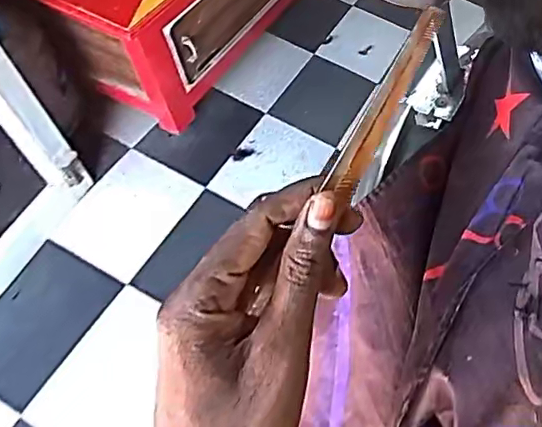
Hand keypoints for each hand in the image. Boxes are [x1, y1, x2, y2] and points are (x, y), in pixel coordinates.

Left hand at [156, 180, 360, 426]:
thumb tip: (323, 207)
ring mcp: (201, 314)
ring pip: (259, 258)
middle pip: (256, 235)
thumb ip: (302, 270)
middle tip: (349, 225)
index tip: (342, 193)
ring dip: (302, 256)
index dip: (303, 198)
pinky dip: (290, 281)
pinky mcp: (214, 330)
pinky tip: (315, 292)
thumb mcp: (281, 347)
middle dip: (306, 227)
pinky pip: (256, 286)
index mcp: (196, 297)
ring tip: (335, 276)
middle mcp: (192, 297)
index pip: (256, 219)